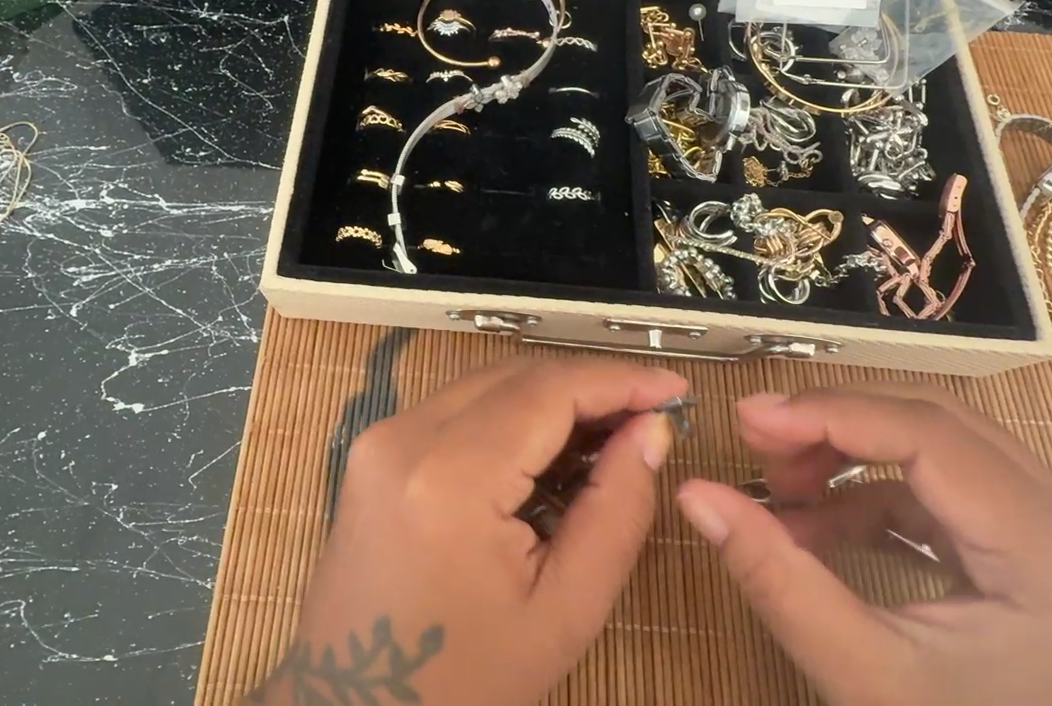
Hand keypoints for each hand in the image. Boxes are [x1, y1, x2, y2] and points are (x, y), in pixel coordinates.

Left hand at [251, 358, 687, 705]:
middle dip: (590, 387)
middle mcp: (405, 435)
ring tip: (609, 435)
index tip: (675, 388)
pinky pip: (459, 406)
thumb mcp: (564, 610)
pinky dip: (511, 414)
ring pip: (488, 383)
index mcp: (449, 476)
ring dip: (552, 398)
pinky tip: (548, 450)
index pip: (548, 389)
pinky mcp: (376, 446)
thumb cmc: (462, 679)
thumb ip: (616, 509)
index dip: (619, 379)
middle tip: (649, 418)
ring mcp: (382, 436)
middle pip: (517, 375)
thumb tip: (651, 429)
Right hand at [676, 385, 1051, 705]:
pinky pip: (955, 497)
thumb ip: (775, 577)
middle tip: (757, 448)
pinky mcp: (1051, 562)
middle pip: (940, 428)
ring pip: (946, 453)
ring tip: (783, 493)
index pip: (931, 435)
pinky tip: (823, 527)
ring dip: (854, 461)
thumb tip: (692, 492)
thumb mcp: (866, 678)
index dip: (828, 415)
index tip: (744, 419)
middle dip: (837, 429)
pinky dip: (881, 499)